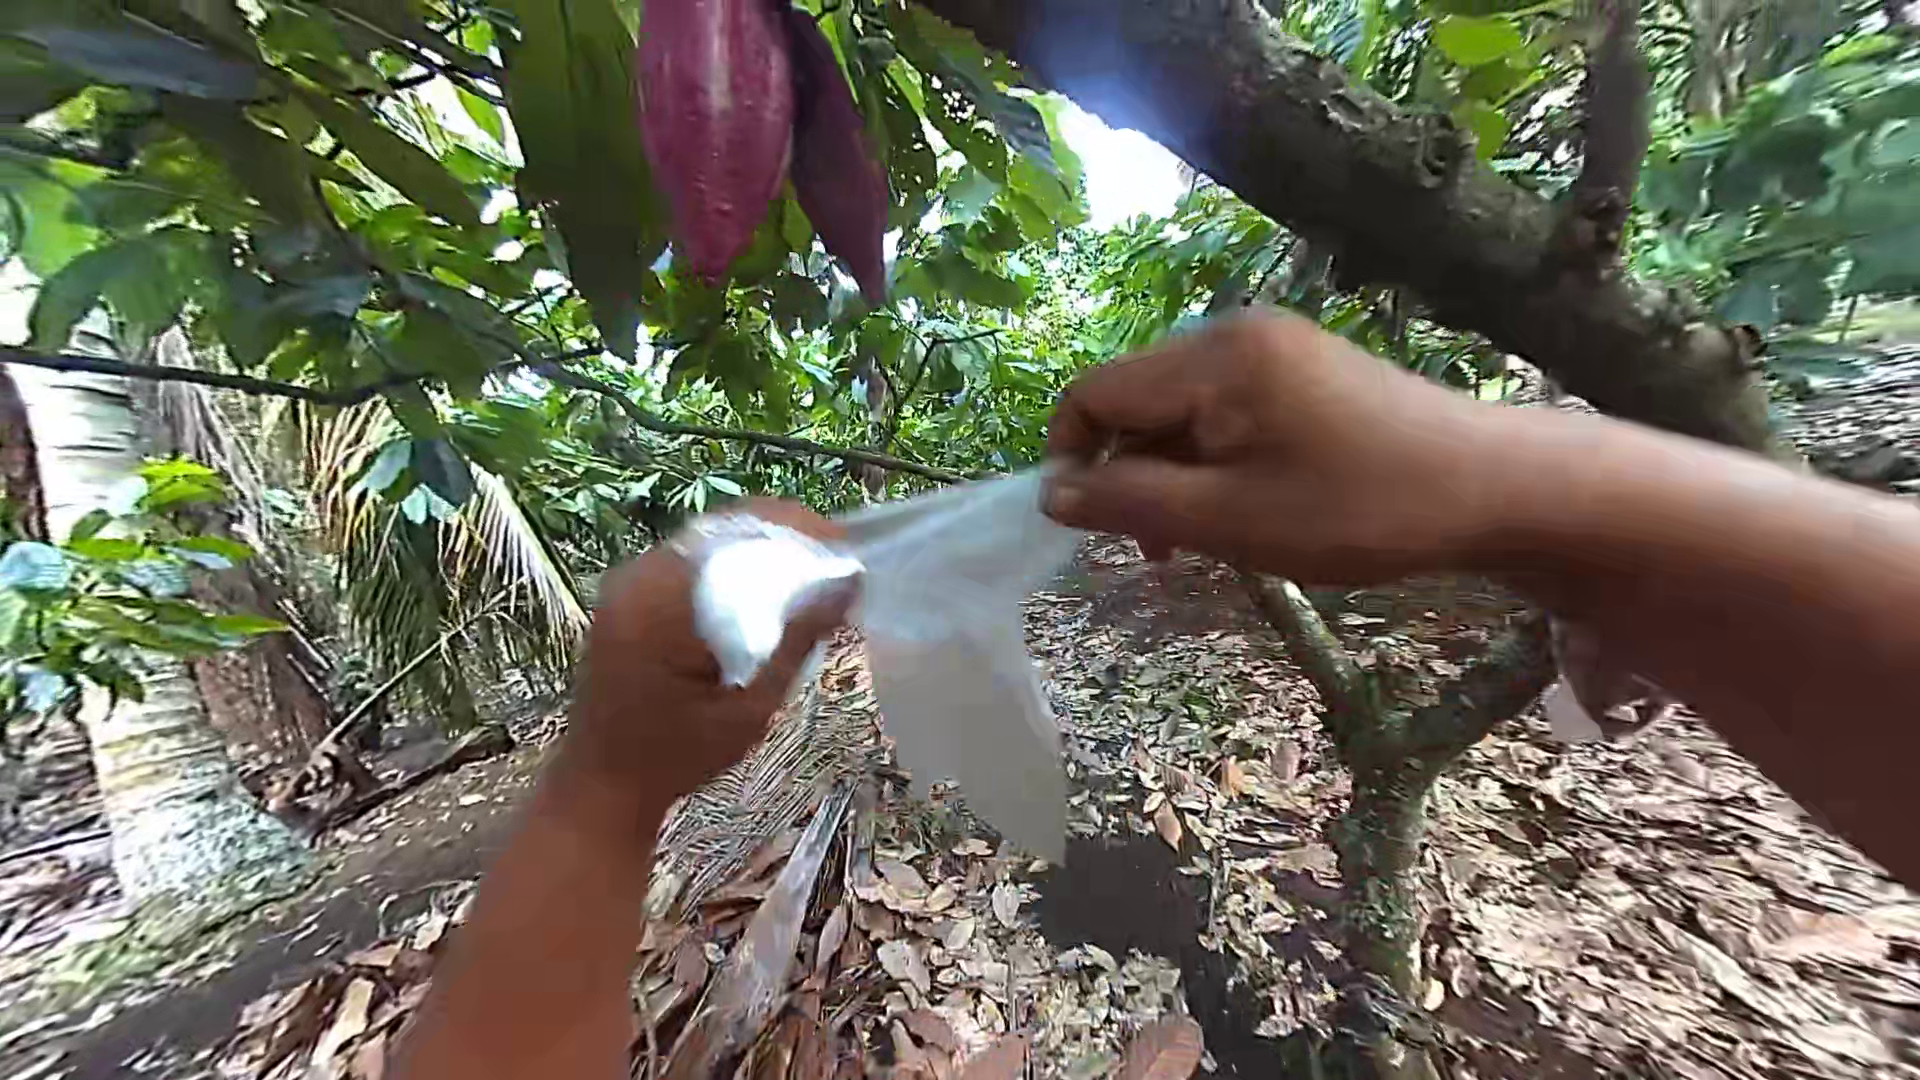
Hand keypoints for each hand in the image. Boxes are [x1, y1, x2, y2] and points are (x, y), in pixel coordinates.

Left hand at [563, 500, 855, 807]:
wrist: (604, 782)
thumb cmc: (681, 755)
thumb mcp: (751, 705)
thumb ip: (797, 638)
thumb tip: (849, 581)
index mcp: (660, 602)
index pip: (739, 534)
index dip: (798, 528)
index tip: (844, 547)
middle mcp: (638, 577)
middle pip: (726, 527)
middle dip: (787, 534)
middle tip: (836, 557)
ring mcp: (630, 581)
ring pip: (713, 537)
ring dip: (765, 545)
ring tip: (812, 565)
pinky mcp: (632, 591)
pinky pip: (696, 557)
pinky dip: (738, 561)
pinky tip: (769, 581)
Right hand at [1044, 308, 1513, 581]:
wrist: (1503, 489)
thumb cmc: (1360, 508)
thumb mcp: (1227, 519)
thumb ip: (1127, 502)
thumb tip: (1049, 493)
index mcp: (1211, 359)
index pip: (1092, 394)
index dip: (1069, 455)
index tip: (1083, 520)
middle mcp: (1229, 336)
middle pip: (1130, 403)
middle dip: (1124, 473)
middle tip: (1153, 542)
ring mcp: (1264, 350)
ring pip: (1169, 414)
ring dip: (1163, 474)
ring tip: (1192, 536)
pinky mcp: (1289, 371)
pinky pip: (1212, 414)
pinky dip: (1201, 462)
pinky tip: (1227, 504)